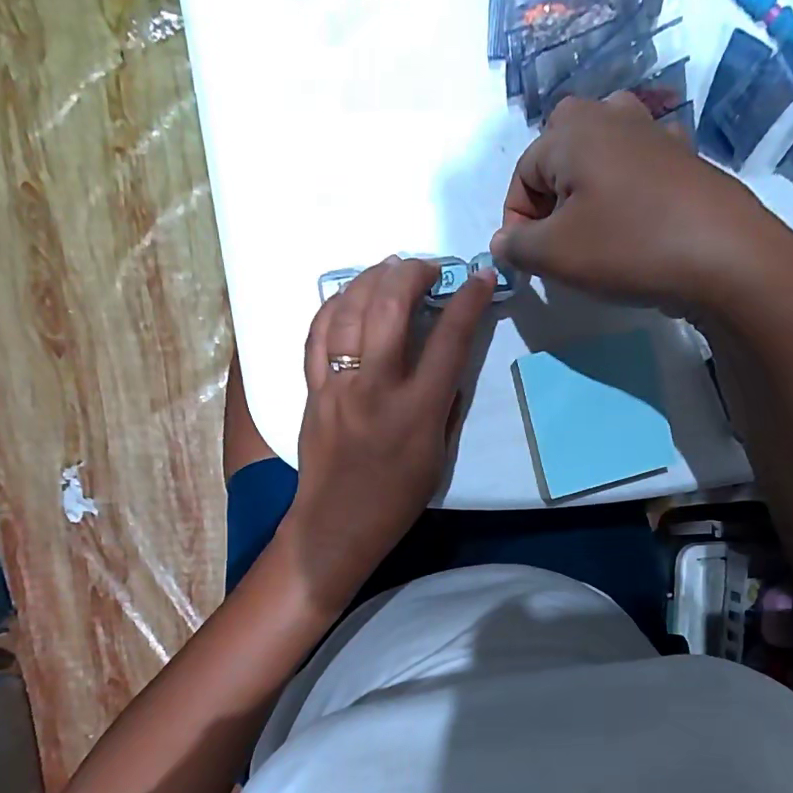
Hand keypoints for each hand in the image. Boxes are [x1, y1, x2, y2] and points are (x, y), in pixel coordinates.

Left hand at [276, 257, 493, 609]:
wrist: (335, 525)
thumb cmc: (395, 499)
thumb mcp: (439, 456)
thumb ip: (446, 404)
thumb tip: (446, 361)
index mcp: (417, 410)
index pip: (448, 339)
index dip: (468, 300)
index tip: (480, 277)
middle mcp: (375, 388)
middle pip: (390, 308)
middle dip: (412, 273)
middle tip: (429, 267)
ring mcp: (337, 386)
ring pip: (349, 311)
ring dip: (372, 279)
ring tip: (390, 268)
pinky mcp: (312, 390)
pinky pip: (318, 334)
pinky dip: (334, 305)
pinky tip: (349, 295)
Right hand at [491, 93, 792, 310]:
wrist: (724, 257)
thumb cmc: (625, 246)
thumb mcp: (553, 254)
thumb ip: (515, 245)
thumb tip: (504, 241)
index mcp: (573, 130)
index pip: (521, 174)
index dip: (515, 221)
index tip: (528, 259)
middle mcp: (612, 115)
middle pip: (559, 152)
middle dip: (548, 197)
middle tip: (556, 239)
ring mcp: (654, 132)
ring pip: (598, 156)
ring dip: (583, 192)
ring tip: (590, 233)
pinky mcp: (684, 157)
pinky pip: (634, 169)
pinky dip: (621, 192)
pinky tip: (631, 225)